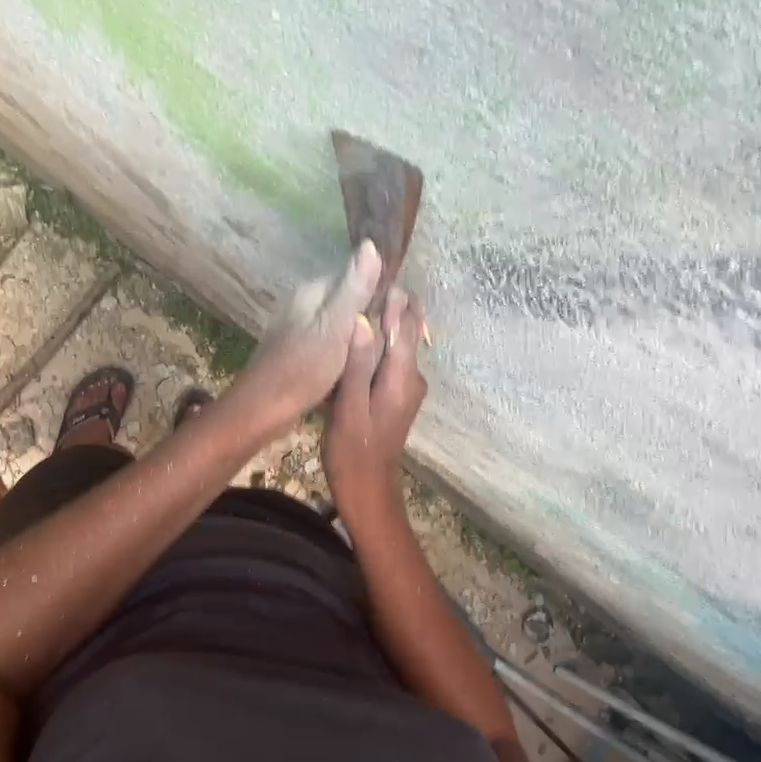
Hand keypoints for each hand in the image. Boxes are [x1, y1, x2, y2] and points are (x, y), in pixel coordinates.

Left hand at [225, 241, 382, 436]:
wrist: (263, 409)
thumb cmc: (302, 368)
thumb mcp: (335, 326)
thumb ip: (354, 288)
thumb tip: (370, 244)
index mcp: (313, 292)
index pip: (357, 276)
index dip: (381, 294)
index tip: (396, 320)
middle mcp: (305, 304)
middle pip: (349, 301)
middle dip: (372, 317)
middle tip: (392, 342)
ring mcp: (300, 328)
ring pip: (342, 325)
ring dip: (360, 338)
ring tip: (378, 357)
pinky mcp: (299, 351)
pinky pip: (332, 344)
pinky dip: (346, 353)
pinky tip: (356, 369)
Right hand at [324, 287, 426, 516]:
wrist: (367, 491)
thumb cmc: (353, 452)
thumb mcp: (349, 408)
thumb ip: (357, 365)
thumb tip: (363, 320)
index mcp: (401, 378)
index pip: (403, 327)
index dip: (393, 299)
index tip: (381, 270)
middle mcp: (411, 379)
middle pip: (405, 332)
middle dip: (393, 306)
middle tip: (372, 276)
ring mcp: (405, 388)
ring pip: (398, 345)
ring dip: (385, 323)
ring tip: (362, 297)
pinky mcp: (395, 396)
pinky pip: (391, 360)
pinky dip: (380, 344)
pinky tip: (359, 336)